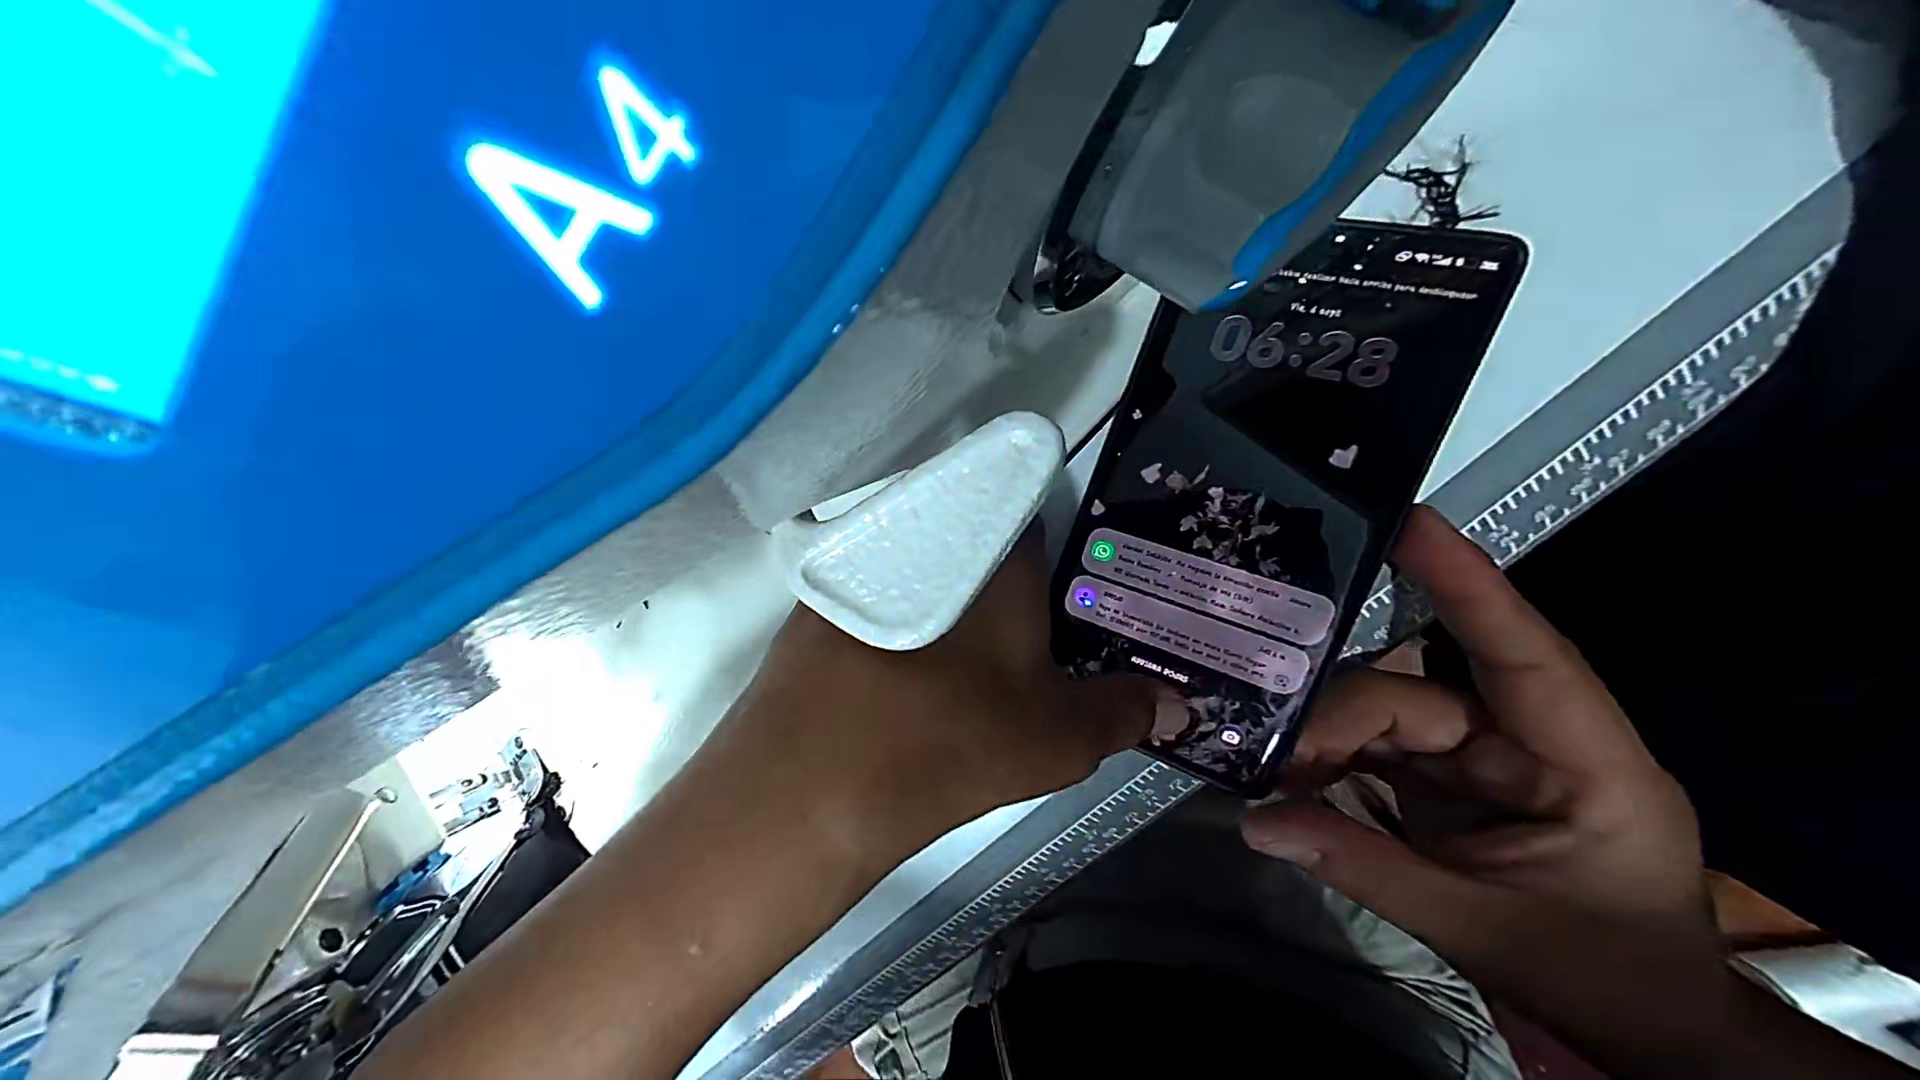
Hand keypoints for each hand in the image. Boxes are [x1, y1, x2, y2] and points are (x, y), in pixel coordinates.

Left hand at [705, 526, 1169, 851]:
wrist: (812, 783)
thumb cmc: (952, 743)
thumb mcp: (1058, 737)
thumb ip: (1126, 711)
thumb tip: (1178, 702)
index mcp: (999, 557)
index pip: (1043, 528)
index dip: (1057, 564)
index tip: (1058, 603)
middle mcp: (933, 539)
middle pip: (982, 545)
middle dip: (1000, 583)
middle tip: (1011, 638)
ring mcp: (869, 564)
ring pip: (927, 567)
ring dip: (946, 599)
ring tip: (956, 659)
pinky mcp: (823, 597)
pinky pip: (878, 592)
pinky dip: (897, 618)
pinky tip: (897, 668)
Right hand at [1243, 508, 1735, 1067]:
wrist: (1634, 1030)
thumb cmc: (1602, 978)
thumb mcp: (1483, 929)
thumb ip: (1365, 866)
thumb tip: (1256, 823)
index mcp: (1584, 766)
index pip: (1525, 655)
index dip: (1468, 584)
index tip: (1409, 524)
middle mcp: (1525, 745)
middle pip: (1415, 699)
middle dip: (1341, 720)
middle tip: (1271, 748)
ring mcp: (1479, 762)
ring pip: (1382, 720)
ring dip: (1323, 742)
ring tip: (1266, 765)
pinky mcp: (1441, 783)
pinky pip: (1371, 753)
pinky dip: (1326, 763)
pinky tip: (1283, 777)